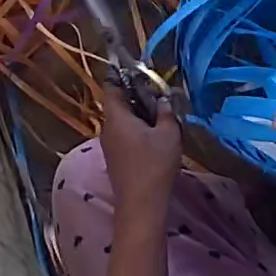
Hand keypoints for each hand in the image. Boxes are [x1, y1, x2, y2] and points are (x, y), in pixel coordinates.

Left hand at [100, 85, 181, 231]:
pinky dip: (137, 129)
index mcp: (116, 116)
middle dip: (137, 95)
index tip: (139, 69)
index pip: (112, 86)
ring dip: (139, 114)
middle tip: (159, 92)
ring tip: (161, 113)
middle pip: (118, 103)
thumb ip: (167, 112)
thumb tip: (164, 99)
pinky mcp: (115, 158)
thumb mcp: (169, 133)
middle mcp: (107, 128)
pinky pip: (124, 134)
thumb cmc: (154, 164)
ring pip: (122, 120)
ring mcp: (109, 144)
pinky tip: (155, 135)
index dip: (123, 75)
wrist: (141, 205)